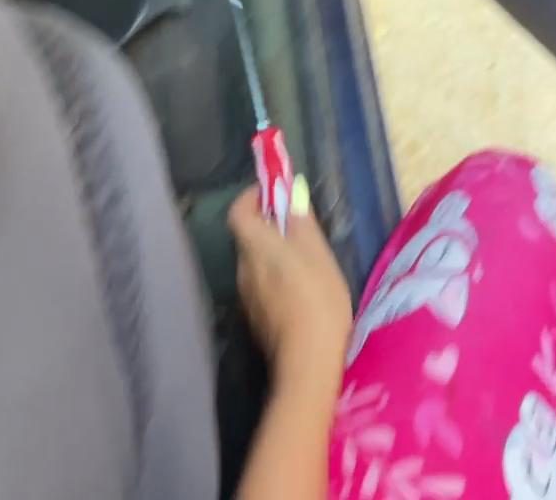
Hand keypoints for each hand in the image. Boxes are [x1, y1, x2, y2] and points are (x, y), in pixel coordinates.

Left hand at [227, 185, 354, 392]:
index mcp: (255, 247)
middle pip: (248, 237)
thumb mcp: (318, 251)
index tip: (275, 193)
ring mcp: (247, 297)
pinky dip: (277, 276)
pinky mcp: (257, 318)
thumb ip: (301, 221)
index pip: (238, 212)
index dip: (252, 198)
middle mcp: (243, 269)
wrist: (308, 360)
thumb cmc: (317, 296)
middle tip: (300, 226)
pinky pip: (262, 284)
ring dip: (275, 253)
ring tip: (308, 259)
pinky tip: (303, 288)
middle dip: (270, 225)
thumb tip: (292, 196)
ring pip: (256, 262)